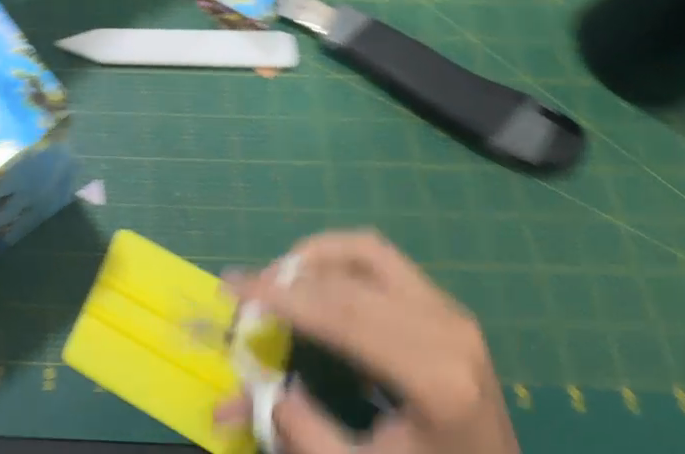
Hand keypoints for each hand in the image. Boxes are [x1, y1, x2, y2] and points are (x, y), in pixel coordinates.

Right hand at [225, 232, 519, 453]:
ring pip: (368, 252)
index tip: (231, 286)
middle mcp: (449, 330)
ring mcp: (453, 314)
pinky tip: (317, 286)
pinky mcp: (450, 310)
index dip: (280, 295)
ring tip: (279, 280)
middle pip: (350, 278)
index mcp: (434, 377)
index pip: (340, 313)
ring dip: (316, 257)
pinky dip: (342, 262)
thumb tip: (237, 397)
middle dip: (289, 278)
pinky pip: (385, 262)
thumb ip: (302, 433)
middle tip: (247, 293)